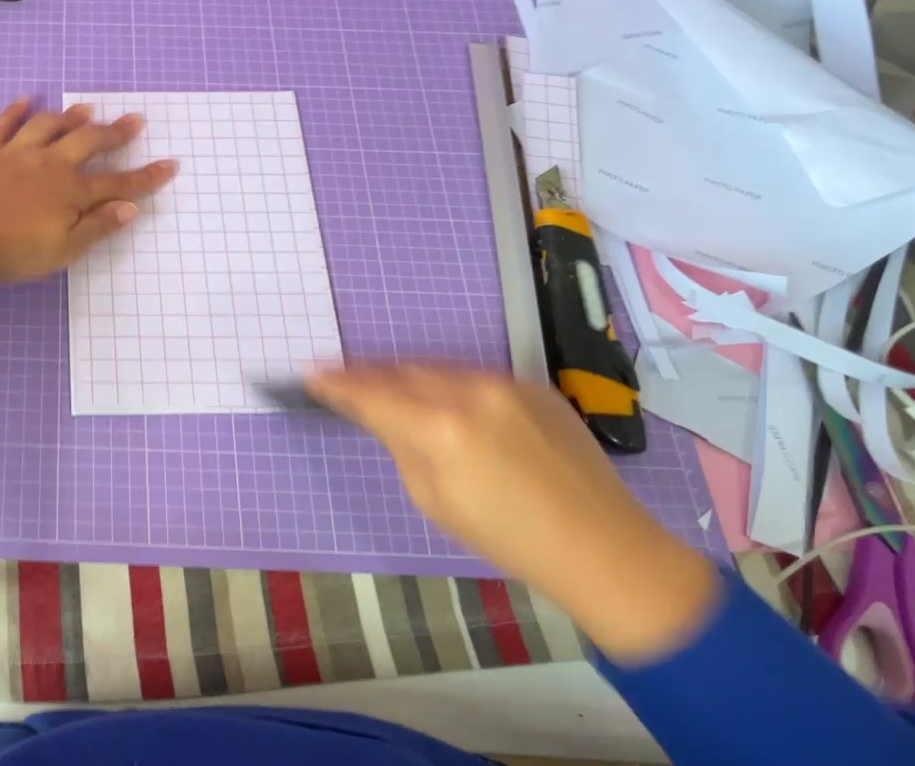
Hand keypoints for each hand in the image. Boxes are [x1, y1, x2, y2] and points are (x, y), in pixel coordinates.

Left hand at [0, 99, 177, 289]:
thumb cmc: (12, 253)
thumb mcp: (62, 250)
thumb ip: (96, 227)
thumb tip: (131, 208)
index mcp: (70, 191)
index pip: (118, 183)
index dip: (146, 177)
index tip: (170, 165)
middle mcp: (49, 164)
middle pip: (88, 143)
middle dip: (114, 133)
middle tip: (134, 121)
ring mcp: (16, 154)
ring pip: (49, 127)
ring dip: (70, 117)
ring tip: (86, 109)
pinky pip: (5, 125)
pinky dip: (17, 111)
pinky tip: (26, 100)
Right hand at [309, 365, 719, 662]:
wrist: (603, 545)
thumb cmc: (506, 537)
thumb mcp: (432, 499)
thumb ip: (402, 446)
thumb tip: (385, 416)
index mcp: (440, 428)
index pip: (372, 394)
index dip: (337, 384)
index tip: (311, 375)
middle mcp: (471, 391)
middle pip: (401, 371)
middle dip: (369, 376)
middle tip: (342, 381)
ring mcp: (506, 383)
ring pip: (437, 369)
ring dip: (407, 378)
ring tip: (388, 389)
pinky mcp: (533, 385)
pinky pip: (473, 376)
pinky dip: (447, 385)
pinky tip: (445, 404)